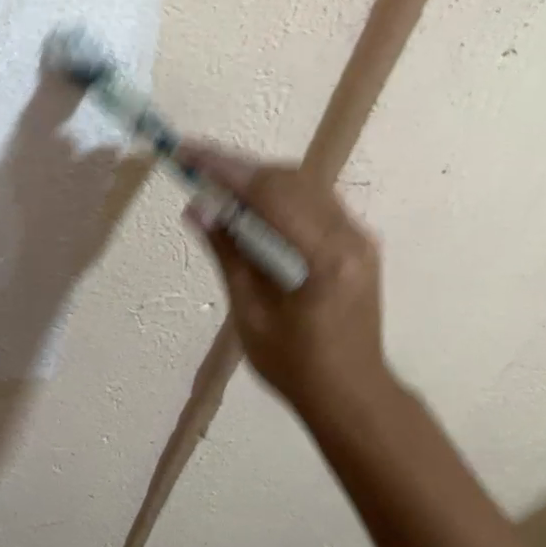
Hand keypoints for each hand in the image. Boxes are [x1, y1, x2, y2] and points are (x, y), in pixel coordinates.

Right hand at [178, 143, 391, 413]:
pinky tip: (250, 209)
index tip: (187, 153)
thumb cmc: (293, 363)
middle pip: (287, 179)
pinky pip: (313, 201)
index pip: (268, 193)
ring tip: (217, 188)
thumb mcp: (249, 310)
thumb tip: (196, 207)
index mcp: (322, 257)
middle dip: (238, 169)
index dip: (224, 168)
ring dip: (257, 180)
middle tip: (195, 169)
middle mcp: (348, 236)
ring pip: (301, 184)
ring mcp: (358, 238)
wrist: (352, 394)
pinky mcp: (357, 243)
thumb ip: (227, 252)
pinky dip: (277, 195)